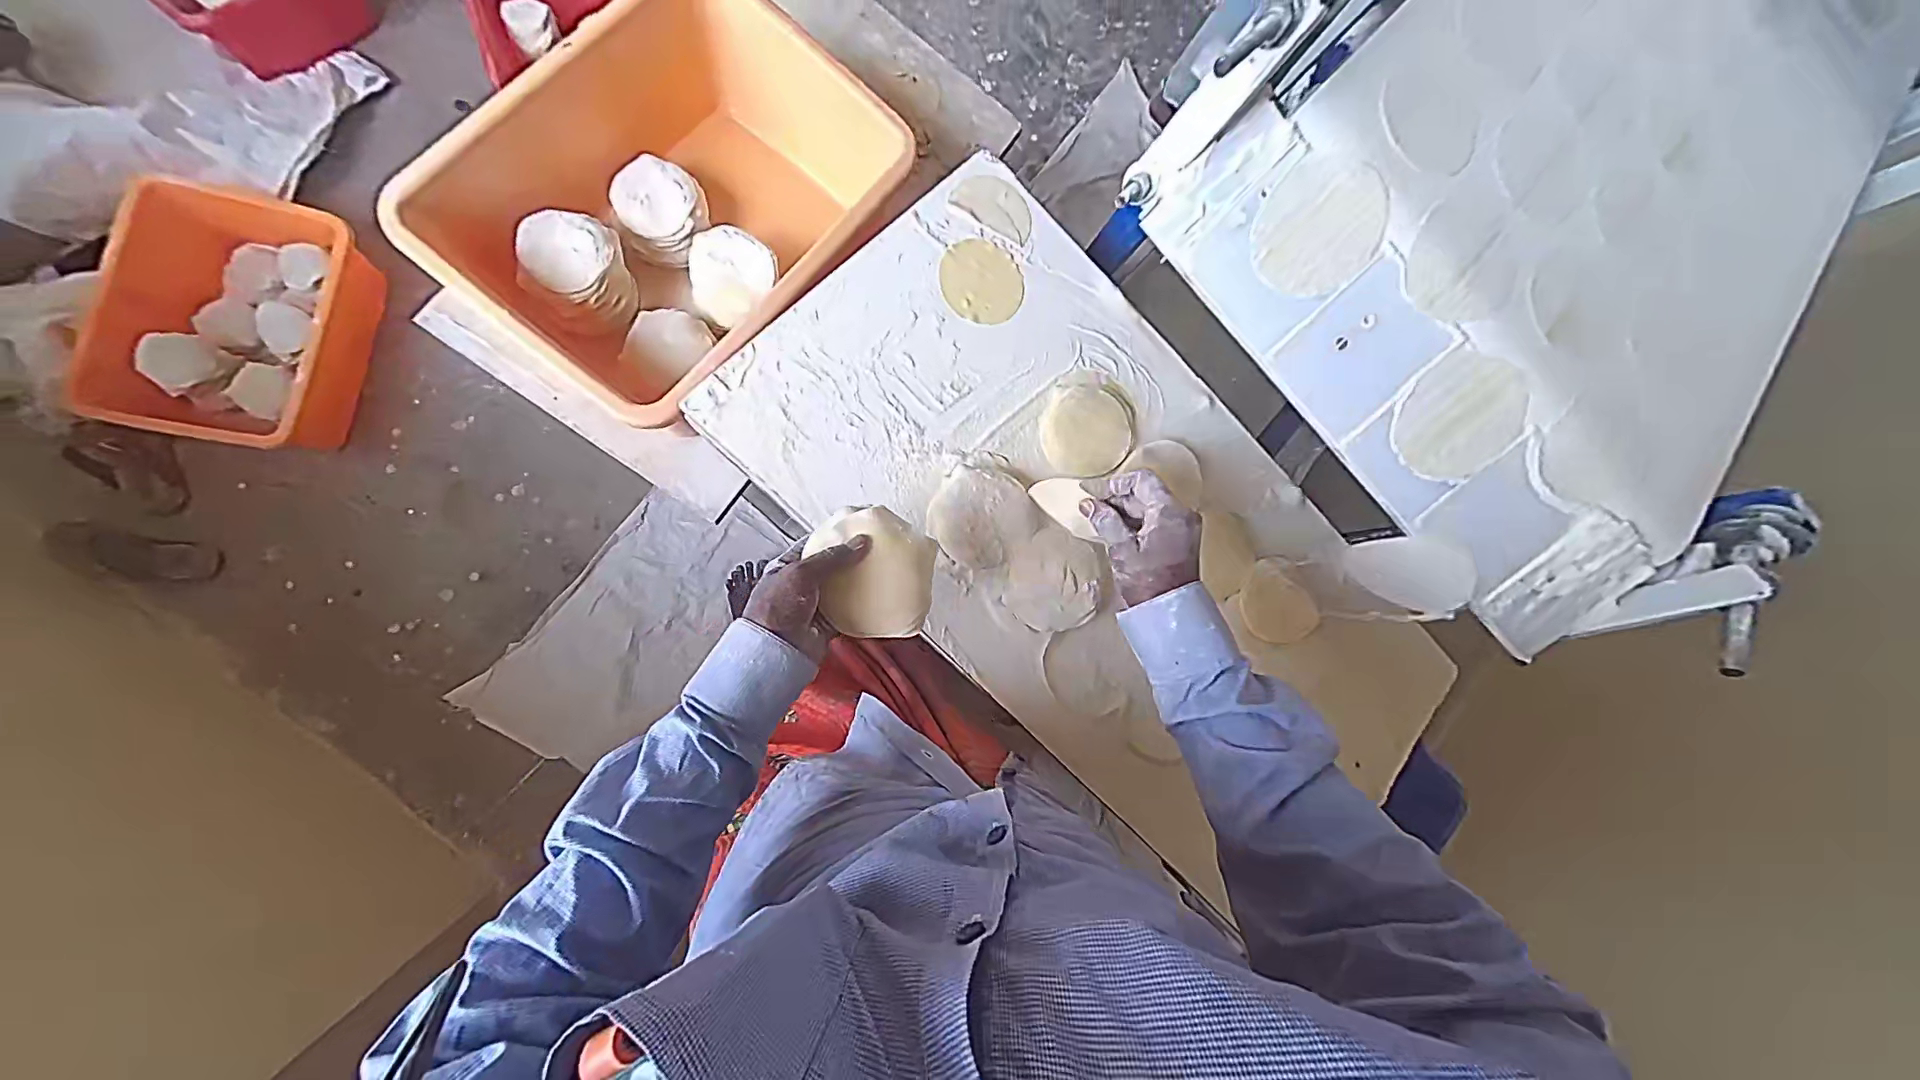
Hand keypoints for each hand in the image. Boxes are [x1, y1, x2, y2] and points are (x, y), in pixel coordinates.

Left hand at [742, 535, 870, 659]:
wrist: (776, 650)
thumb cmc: (774, 610)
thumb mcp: (801, 573)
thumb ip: (831, 557)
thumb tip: (857, 543)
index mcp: (786, 567)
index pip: (812, 546)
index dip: (830, 538)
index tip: (851, 532)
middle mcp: (800, 586)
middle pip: (830, 568)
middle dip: (849, 561)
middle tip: (869, 551)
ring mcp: (814, 606)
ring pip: (841, 590)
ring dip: (856, 584)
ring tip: (876, 572)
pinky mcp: (826, 625)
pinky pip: (848, 613)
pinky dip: (859, 608)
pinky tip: (872, 600)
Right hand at [1083, 469, 1200, 606]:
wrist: (1169, 613)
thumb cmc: (1148, 582)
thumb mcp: (1122, 549)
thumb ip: (1106, 521)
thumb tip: (1088, 504)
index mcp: (1170, 511)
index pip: (1142, 480)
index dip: (1114, 484)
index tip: (1091, 492)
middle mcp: (1182, 514)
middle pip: (1146, 493)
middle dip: (1116, 497)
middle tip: (1090, 505)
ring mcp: (1183, 527)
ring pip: (1149, 506)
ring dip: (1123, 510)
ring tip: (1098, 518)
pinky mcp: (1179, 539)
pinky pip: (1155, 520)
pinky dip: (1134, 521)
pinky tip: (1114, 529)